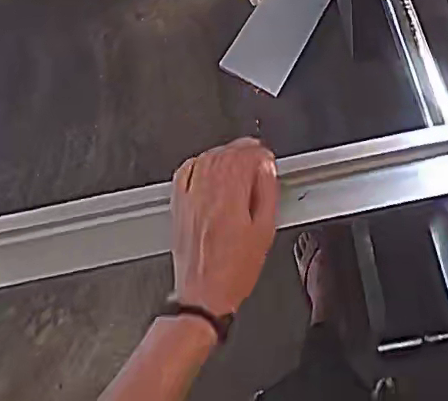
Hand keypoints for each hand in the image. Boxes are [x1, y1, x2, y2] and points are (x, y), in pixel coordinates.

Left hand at [170, 138, 280, 317]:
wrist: (203, 297)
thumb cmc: (234, 271)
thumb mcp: (265, 232)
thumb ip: (268, 194)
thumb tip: (266, 169)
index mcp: (230, 198)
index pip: (245, 157)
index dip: (260, 155)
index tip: (267, 160)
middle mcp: (208, 193)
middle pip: (226, 153)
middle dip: (244, 150)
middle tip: (257, 157)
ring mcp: (191, 198)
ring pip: (208, 158)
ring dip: (224, 153)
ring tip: (237, 159)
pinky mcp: (179, 205)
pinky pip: (186, 171)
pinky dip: (199, 163)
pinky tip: (209, 166)